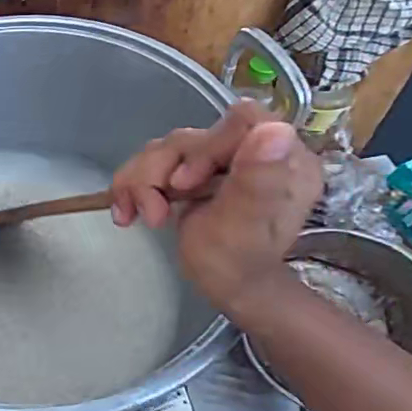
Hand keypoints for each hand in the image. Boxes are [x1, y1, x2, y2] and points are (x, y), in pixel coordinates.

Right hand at [110, 101, 321, 316]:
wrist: (226, 289)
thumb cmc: (236, 265)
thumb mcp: (243, 226)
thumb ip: (257, 179)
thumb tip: (275, 130)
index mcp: (283, 159)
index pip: (240, 121)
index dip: (204, 147)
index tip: (184, 185)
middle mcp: (255, 150)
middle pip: (195, 137)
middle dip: (161, 173)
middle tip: (154, 214)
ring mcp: (225, 159)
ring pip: (169, 148)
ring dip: (143, 183)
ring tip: (137, 217)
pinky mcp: (201, 168)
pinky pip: (158, 161)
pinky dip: (137, 185)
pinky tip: (128, 211)